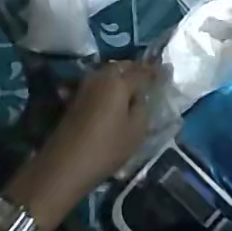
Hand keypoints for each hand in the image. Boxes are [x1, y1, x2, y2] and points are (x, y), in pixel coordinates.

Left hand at [11, 60, 158, 225]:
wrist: (66, 163)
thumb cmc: (106, 148)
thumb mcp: (135, 131)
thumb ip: (141, 108)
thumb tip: (138, 96)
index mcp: (118, 82)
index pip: (141, 71)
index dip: (155, 71)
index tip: (166, 70)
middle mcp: (99, 77)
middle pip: (120, 67)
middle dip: (134, 69)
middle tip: (147, 77)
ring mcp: (83, 86)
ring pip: (105, 73)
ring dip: (118, 76)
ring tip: (130, 87)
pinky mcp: (73, 98)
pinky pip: (95, 85)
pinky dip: (105, 87)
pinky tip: (110, 97)